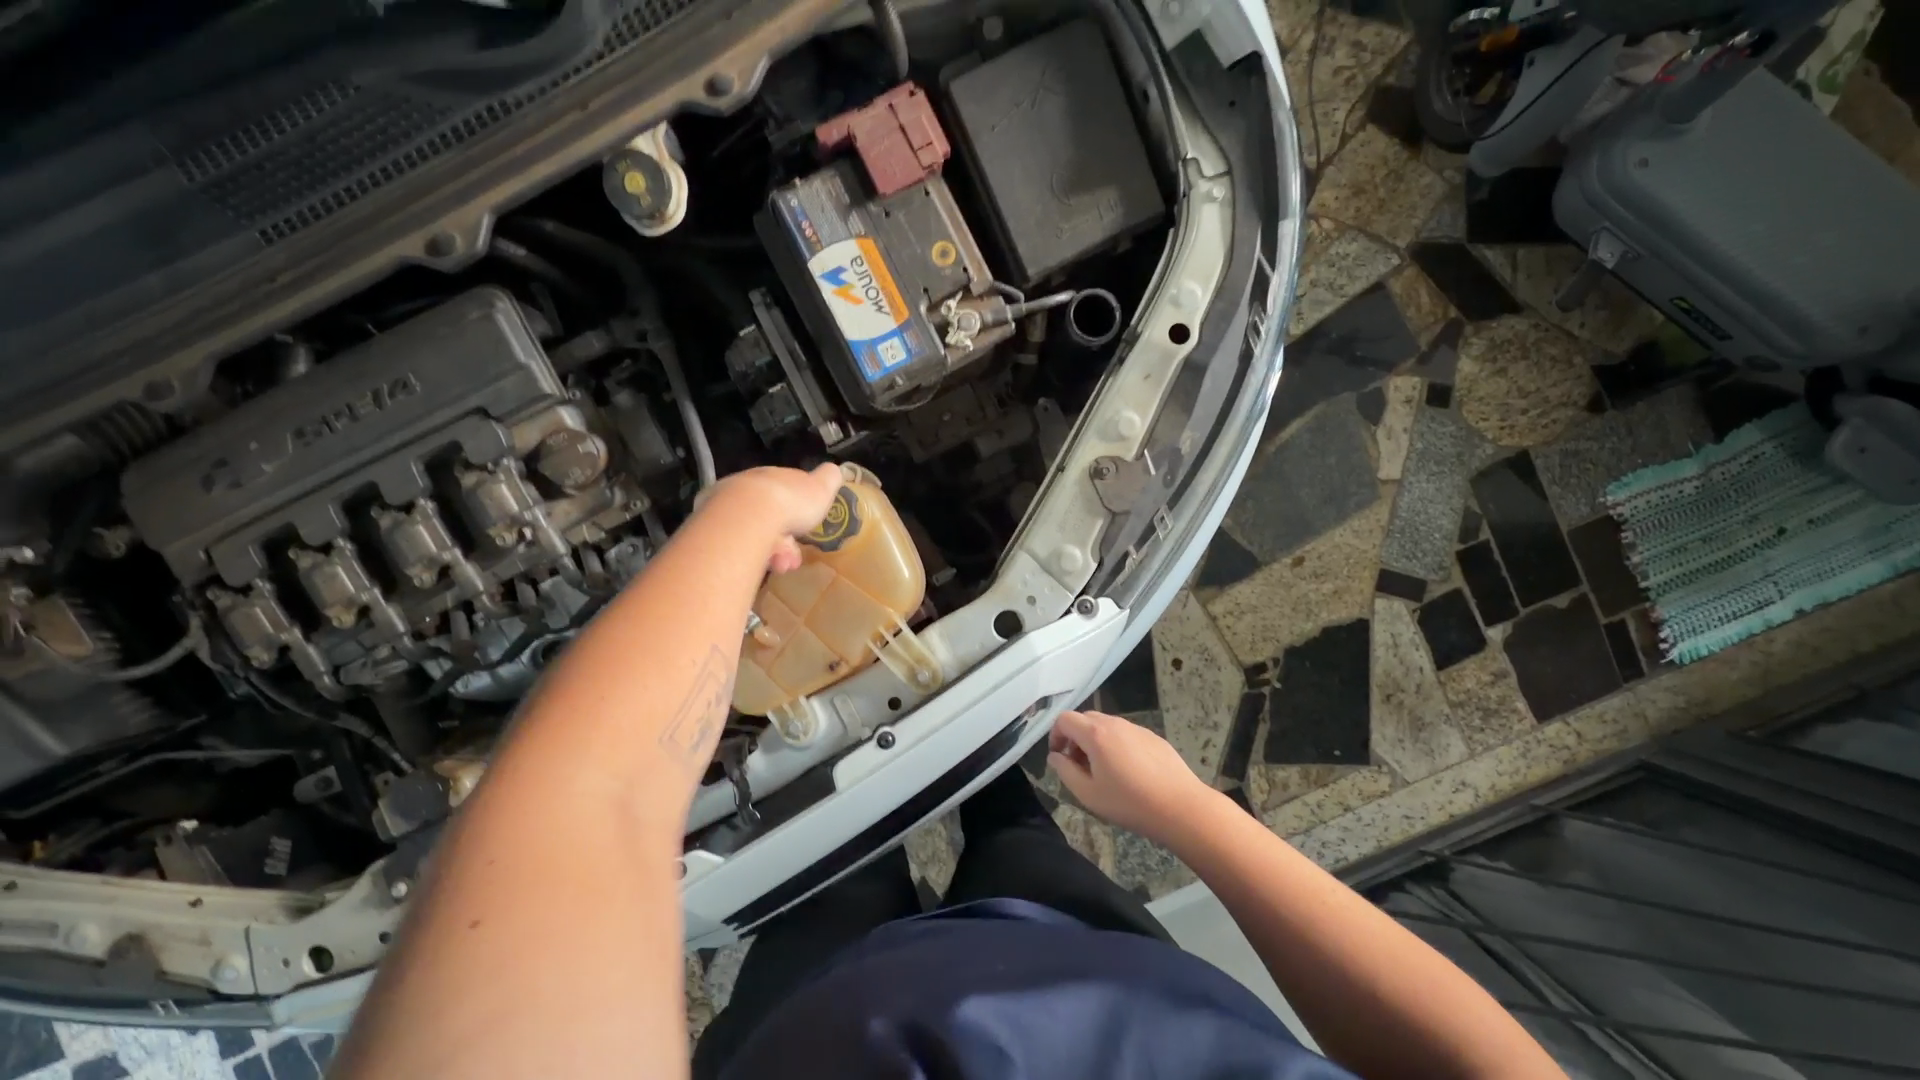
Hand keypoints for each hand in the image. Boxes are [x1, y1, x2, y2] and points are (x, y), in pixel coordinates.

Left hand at [701, 463, 845, 572]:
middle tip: (791, 558)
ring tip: (780, 566)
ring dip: (770, 551)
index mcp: (768, 476)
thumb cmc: (790, 501)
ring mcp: (721, 509)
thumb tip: (834, 470)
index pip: (782, 493)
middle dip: (783, 540)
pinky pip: (734, 545)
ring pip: (750, 534)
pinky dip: (751, 556)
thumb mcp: (821, 488)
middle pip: (765, 517)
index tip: (806, 531)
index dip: (797, 514)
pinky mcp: (707, 530)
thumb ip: (828, 479)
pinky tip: (762, 565)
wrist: (750, 515)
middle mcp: (742, 488)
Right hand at [1047, 710, 1221, 846]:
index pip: (1065, 719)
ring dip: (1096, 741)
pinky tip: (1128, 772)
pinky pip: (1126, 734)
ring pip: (1107, 725)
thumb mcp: (1088, 794)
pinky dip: (1116, 745)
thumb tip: (1055, 756)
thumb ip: (1065, 771)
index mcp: (1096, 734)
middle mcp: (1115, 724)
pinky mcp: (1154, 737)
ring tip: (1103, 771)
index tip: (1059, 757)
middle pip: (1085, 719)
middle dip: (1075, 738)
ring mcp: (1137, 728)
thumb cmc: (1129, 803)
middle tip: (1078, 765)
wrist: (1180, 807)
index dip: (1055, 735)